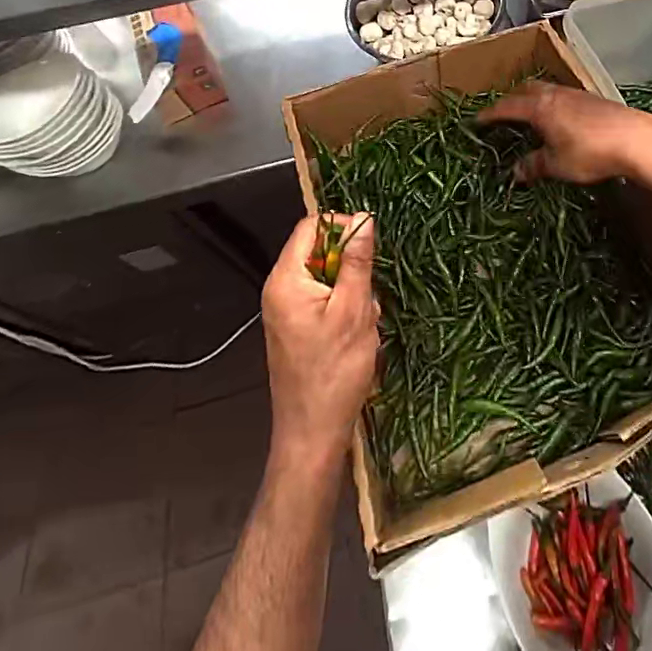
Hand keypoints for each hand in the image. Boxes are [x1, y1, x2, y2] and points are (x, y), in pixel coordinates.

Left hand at [261, 214, 380, 458]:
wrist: (313, 430)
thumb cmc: (334, 372)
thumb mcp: (354, 309)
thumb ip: (358, 262)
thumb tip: (364, 220)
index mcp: (286, 280)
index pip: (311, 227)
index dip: (342, 227)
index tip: (371, 245)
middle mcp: (280, 290)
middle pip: (319, 251)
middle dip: (351, 266)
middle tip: (368, 293)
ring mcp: (288, 310)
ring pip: (328, 277)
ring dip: (353, 291)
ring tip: (363, 320)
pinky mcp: (298, 327)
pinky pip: (325, 300)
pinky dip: (346, 309)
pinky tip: (357, 334)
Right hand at [477, 81, 651, 183]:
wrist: (637, 140)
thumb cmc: (591, 152)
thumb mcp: (557, 165)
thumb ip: (534, 165)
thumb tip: (516, 172)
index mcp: (539, 107)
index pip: (507, 107)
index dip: (491, 114)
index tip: (478, 120)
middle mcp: (556, 94)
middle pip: (526, 90)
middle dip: (512, 100)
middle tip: (504, 114)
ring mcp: (577, 94)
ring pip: (548, 91)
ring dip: (535, 100)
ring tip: (531, 115)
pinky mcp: (595, 100)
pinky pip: (565, 97)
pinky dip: (554, 105)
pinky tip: (561, 119)